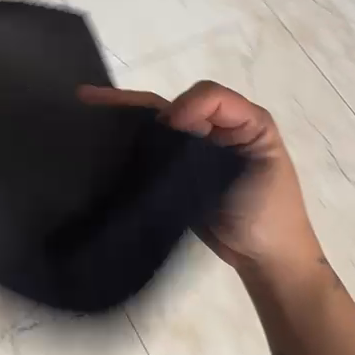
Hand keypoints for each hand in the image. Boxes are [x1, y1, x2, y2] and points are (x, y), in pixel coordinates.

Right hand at [78, 80, 318, 270]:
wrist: (265, 259)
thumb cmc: (269, 210)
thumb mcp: (262, 157)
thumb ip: (222, 129)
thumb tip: (170, 119)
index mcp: (239, 120)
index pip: (205, 95)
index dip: (185, 106)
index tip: (173, 128)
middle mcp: (211, 130)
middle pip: (167, 105)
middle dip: (129, 100)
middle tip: (88, 98)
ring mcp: (190, 154)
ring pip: (152, 126)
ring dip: (120, 117)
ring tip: (84, 108)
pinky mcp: (174, 176)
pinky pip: (149, 152)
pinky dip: (124, 143)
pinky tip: (97, 140)